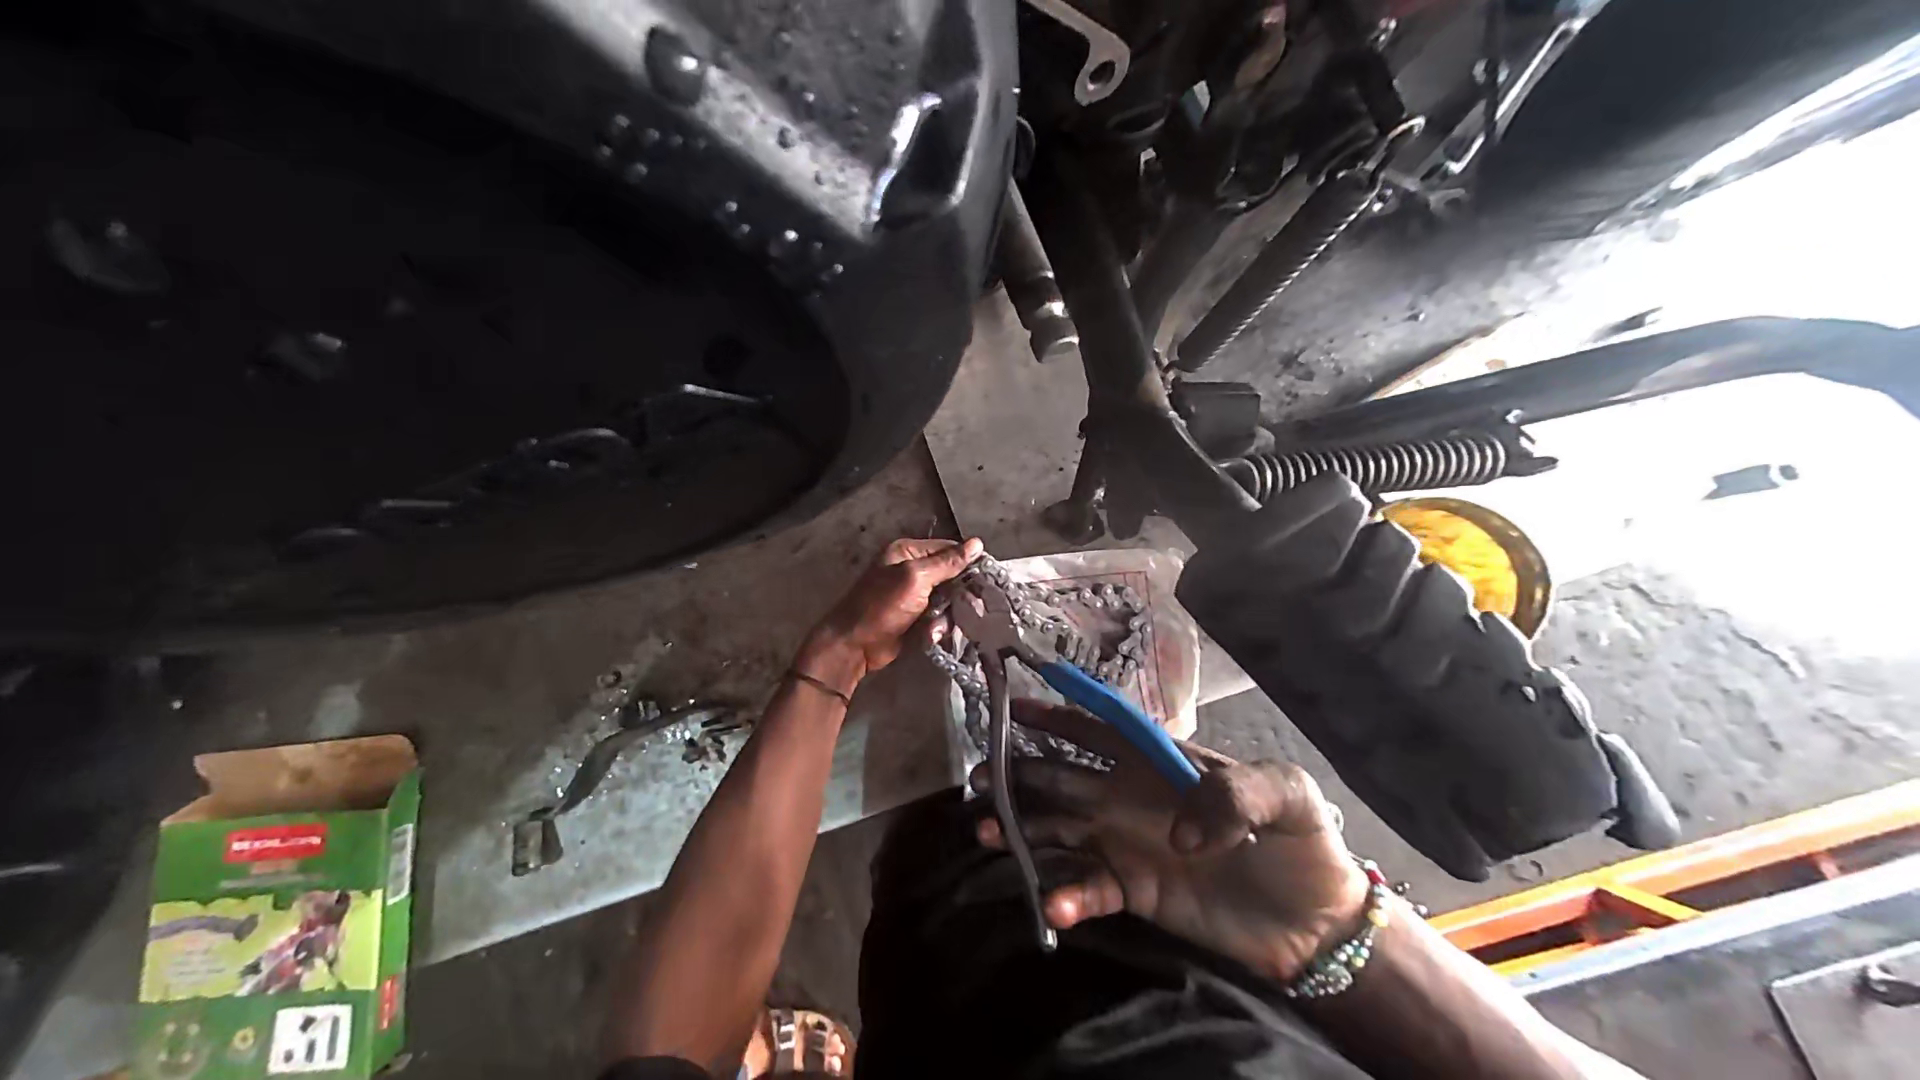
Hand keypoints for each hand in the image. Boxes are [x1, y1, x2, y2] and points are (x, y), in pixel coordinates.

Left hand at [796, 537, 984, 694]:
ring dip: (946, 617)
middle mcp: (912, 570)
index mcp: (908, 552)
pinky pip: (938, 618)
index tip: (987, 579)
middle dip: (959, 596)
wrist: (854, 645)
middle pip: (952, 577)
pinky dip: (936, 628)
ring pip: (948, 601)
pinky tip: (930, 636)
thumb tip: (977, 543)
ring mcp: (913, 596)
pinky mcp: (915, 618)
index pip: (949, 550)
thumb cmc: (881, 606)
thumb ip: (947, 562)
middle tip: (972, 609)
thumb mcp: (915, 579)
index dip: (969, 563)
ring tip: (936, 628)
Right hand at [974, 700, 1368, 980]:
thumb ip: (1233, 796)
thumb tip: (1176, 835)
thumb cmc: (1299, 840)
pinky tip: (1053, 904)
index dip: (1055, 715)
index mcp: (1157, 761)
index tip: (1012, 707)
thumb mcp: (1285, 794)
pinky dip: (1067, 894)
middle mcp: (1129, 795)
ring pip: (1059, 827)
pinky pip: (1089, 887)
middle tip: (980, 780)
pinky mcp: (1134, 891)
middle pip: (1061, 775)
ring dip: (1022, 829)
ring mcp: (1126, 842)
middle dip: (1018, 772)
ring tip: (988, 834)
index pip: (1097, 728)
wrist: (1317, 922)